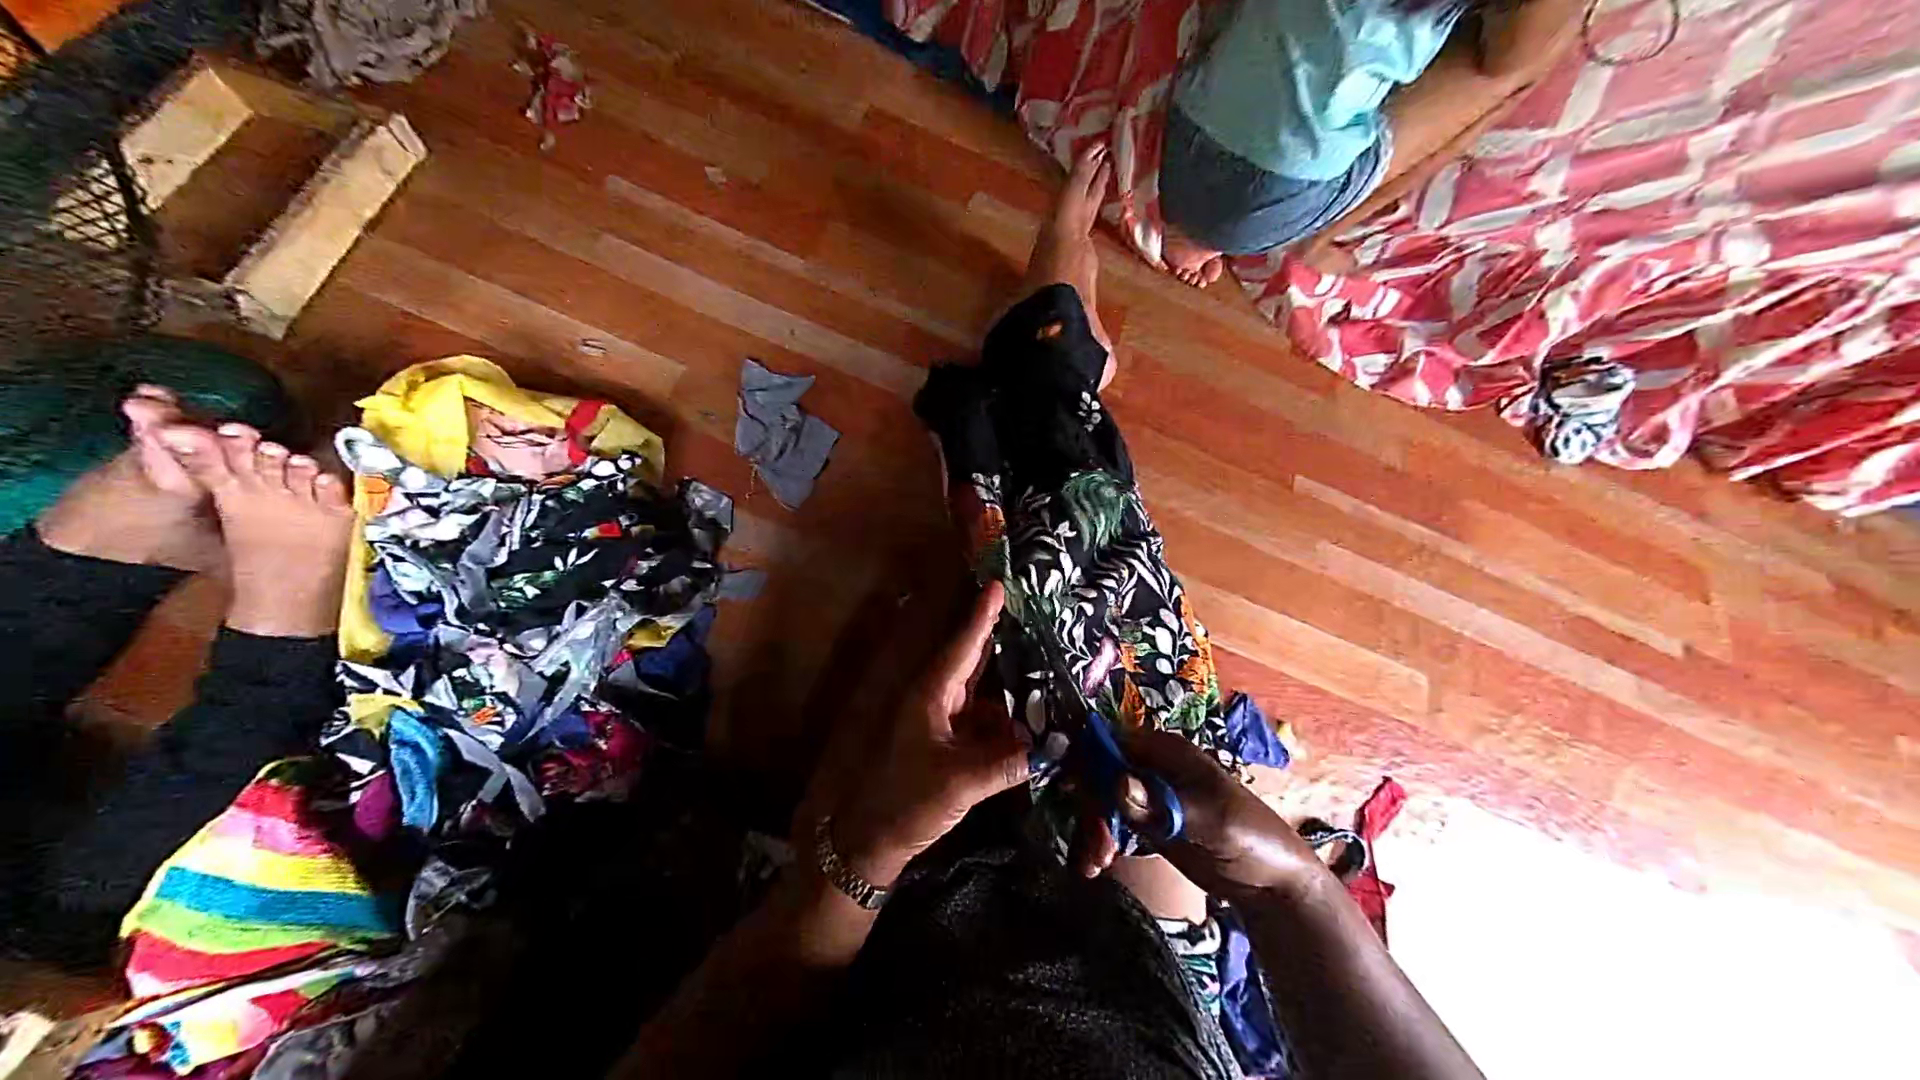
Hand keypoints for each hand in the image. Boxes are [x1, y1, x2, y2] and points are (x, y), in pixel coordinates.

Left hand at [827, 582, 1028, 886]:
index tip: (999, 584)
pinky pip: (985, 724)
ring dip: (1012, 689)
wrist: (873, 840)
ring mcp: (944, 723)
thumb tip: (1054, 748)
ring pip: (984, 695)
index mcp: (932, 696)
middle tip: (1032, 612)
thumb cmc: (908, 801)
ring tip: (1048, 671)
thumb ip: (1008, 763)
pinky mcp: (951, 745)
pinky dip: (1008, 723)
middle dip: (1000, 638)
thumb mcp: (961, 783)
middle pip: (974, 661)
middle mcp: (938, 700)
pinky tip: (1035, 726)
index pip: (963, 647)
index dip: (982, 616)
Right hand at [1073, 727, 1326, 901]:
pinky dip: (1098, 840)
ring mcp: (1145, 794)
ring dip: (1091, 827)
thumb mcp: (1211, 821)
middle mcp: (1150, 765)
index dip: (1087, 758)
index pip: (1112, 740)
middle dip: (1090, 806)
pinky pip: (1108, 822)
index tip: (1071, 790)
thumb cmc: (1251, 839)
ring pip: (1099, 798)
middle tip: (1097, 846)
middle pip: (1099, 771)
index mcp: (1167, 750)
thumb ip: (1163, 804)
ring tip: (1096, 863)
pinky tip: (1096, 865)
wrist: (1272, 886)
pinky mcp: (1144, 822)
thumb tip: (1119, 784)